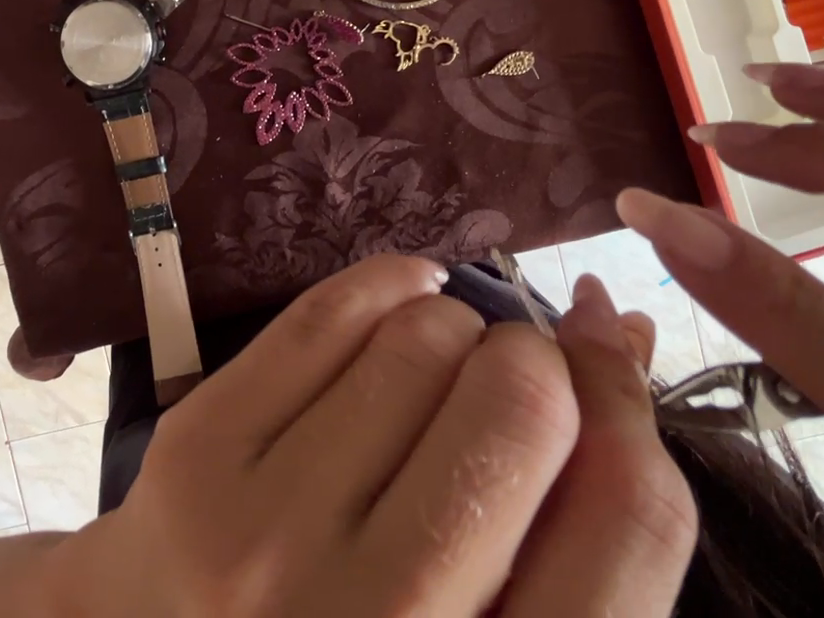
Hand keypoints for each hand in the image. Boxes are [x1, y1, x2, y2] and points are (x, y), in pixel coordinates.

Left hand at [39, 253, 696, 615]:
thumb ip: (575, 507)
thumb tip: (616, 325)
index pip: (629, 514)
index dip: (629, 408)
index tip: (602, 360)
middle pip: (521, 404)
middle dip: (532, 362)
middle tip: (506, 377)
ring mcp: (269, 538)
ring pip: (425, 339)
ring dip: (453, 328)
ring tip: (435, 366)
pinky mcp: (195, 454)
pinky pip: (328, 312)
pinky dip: (387, 285)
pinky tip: (400, 302)